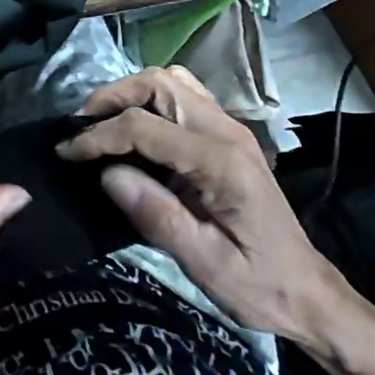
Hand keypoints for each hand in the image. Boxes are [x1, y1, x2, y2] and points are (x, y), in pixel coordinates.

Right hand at [58, 66, 344, 345]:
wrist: (308, 294)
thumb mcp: (205, 265)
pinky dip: (147, 100)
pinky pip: (180, 94)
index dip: (98, 136)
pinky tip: (132, 129)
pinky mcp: (225, 134)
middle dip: (110, 98)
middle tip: (80, 130)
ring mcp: (229, 128)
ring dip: (128, 94)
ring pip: (169, 80)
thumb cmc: (258, 285)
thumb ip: (157, 215)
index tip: (66, 153)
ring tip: (100, 125)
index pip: (145, 126)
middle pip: (158, 83)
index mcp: (222, 163)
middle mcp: (227, 132)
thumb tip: (106, 173)